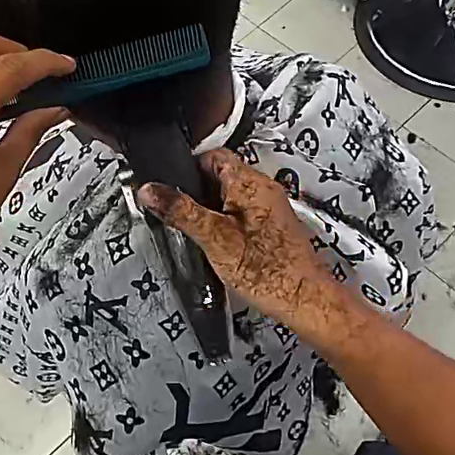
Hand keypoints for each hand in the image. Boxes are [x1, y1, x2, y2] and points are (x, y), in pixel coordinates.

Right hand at [137, 149, 367, 336]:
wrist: (303, 299)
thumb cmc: (271, 273)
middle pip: (220, 176)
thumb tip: (152, 192)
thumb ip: (182, 212)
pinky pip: (241, 215)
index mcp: (252, 184)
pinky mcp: (272, 226)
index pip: (213, 155)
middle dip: (197, 194)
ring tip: (204, 236)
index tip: (171, 186)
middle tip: (184, 217)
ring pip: (230, 197)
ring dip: (212, 212)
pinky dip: (226, 226)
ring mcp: (270, 208)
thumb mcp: (215, 240)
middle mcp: (265, 190)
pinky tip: (222, 247)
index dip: (187, 168)